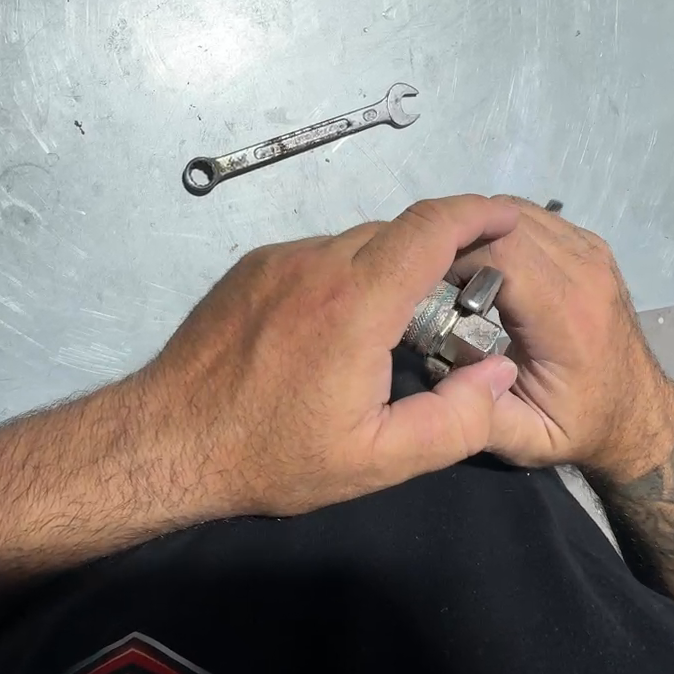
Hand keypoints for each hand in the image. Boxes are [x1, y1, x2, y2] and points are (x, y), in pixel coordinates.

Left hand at [131, 195, 522, 517]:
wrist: (167, 440)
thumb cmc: (273, 454)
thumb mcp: (376, 460)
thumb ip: (456, 419)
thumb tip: (499, 372)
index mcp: (356, 303)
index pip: (429, 228)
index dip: (476, 213)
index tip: (505, 216)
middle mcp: (315, 262)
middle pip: (394, 232)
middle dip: (435, 249)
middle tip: (453, 295)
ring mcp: (275, 259)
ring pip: (352, 242)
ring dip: (385, 266)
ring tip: (389, 320)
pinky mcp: (248, 267)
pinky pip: (314, 255)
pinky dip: (341, 273)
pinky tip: (332, 323)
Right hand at [453, 197, 673, 479]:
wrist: (638, 416)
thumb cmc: (579, 427)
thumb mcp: (525, 439)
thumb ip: (479, 414)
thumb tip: (431, 373)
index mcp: (568, 318)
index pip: (501, 253)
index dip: (455, 260)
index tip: (430, 290)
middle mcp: (586, 273)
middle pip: (505, 222)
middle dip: (460, 242)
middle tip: (434, 279)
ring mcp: (592, 253)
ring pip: (517, 211)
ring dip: (479, 234)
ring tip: (456, 272)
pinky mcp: (591, 246)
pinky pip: (533, 218)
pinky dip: (501, 232)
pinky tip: (487, 266)